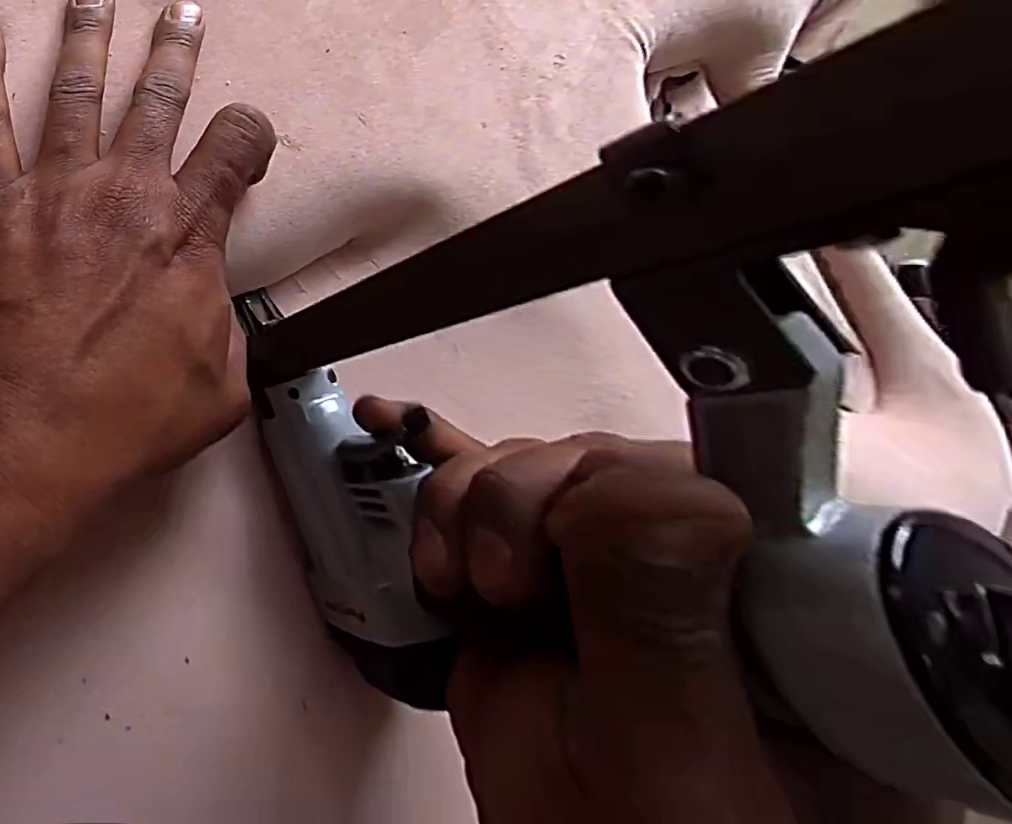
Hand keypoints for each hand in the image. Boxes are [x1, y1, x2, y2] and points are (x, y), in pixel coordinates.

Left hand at [0, 0, 276, 515]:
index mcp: (187, 234)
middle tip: (180, 12)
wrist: (26, 428)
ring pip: (78, 90)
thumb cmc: (121, 419)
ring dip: (88, 35)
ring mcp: (58, 191)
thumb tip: (217, 308)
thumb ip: (226, 333)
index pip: (233, 150)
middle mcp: (128, 194)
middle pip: (159, 100)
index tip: (243, 140)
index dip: (247, 135)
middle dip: (174, 52)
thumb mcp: (215, 389)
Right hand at [360, 399, 794, 823]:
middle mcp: (696, 563)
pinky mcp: (528, 556)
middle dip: (511, 504)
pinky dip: (430, 453)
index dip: (610, 495)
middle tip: (492, 587)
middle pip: (591, 461)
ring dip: (458, 502)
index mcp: (784, 605)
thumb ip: (652, 621)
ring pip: (521, 464)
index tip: (548, 567)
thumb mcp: (663, 748)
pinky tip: (385, 419)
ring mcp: (601, 554)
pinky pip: (477, 480)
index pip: (707, 486)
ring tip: (450, 579)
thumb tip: (626, 481)